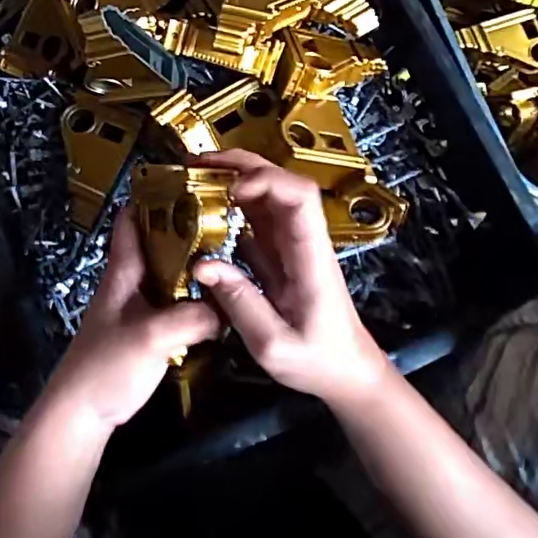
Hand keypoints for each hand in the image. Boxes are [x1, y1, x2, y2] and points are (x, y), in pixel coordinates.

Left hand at [36, 208, 220, 437]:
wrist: (81, 414)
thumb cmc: (106, 365)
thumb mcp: (153, 336)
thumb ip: (192, 318)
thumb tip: (226, 310)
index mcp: (123, 272)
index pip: (131, 222)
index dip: (153, 198)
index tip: (188, 184)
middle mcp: (129, 283)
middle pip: (157, 246)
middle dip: (186, 232)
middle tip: (224, 226)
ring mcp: (136, 309)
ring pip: (167, 276)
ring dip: (191, 268)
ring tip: (227, 263)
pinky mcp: (144, 334)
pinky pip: (173, 305)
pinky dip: (192, 300)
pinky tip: (216, 306)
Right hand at [190, 150, 395, 407]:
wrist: (345, 372)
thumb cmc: (319, 360)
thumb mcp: (274, 345)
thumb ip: (240, 304)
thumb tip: (202, 266)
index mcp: (311, 255)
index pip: (299, 195)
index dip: (265, 180)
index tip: (230, 191)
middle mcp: (302, 239)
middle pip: (279, 181)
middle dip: (239, 165)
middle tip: (196, 165)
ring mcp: (291, 243)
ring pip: (264, 194)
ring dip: (230, 179)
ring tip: (192, 179)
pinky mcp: (279, 252)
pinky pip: (254, 218)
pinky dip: (228, 206)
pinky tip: (202, 210)